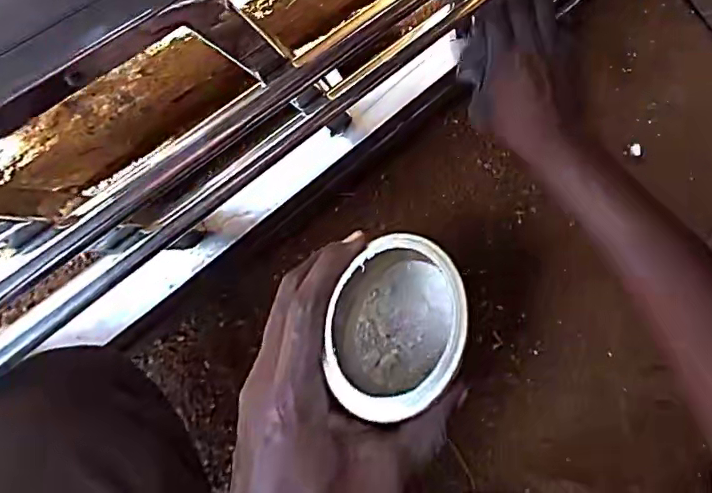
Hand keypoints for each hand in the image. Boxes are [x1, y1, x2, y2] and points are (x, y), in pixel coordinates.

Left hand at [232, 234, 463, 492]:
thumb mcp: (383, 473)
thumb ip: (427, 425)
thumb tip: (458, 386)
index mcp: (287, 396)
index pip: (301, 305)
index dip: (329, 263)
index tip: (357, 242)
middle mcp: (262, 386)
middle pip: (283, 297)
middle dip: (320, 260)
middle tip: (356, 245)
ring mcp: (254, 391)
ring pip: (276, 312)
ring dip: (310, 280)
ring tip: (346, 267)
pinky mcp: (256, 398)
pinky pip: (277, 331)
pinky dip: (302, 305)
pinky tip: (328, 308)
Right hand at [457, 0, 578, 162]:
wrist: (556, 139)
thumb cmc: (516, 129)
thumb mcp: (481, 111)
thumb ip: (477, 85)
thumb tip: (474, 73)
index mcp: (503, 55)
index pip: (493, 15)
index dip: (487, 0)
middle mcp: (528, 43)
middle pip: (519, 3)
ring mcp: (552, 46)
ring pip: (545, 8)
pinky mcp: (570, 53)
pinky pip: (563, 27)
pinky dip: (556, 18)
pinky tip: (553, 15)